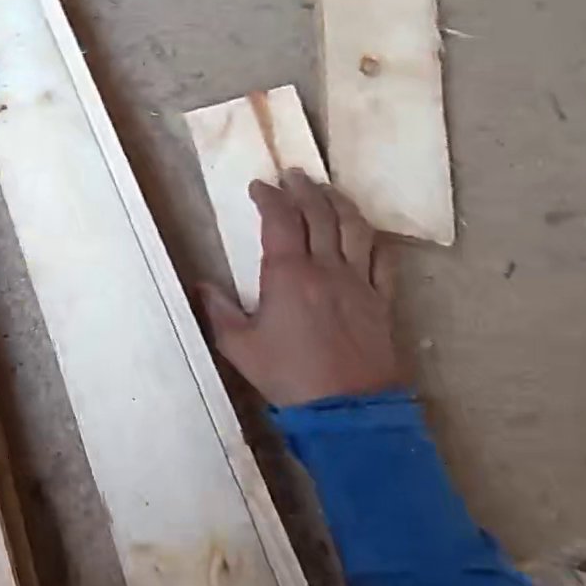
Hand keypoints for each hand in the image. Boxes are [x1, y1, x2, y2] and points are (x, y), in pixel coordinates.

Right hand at [200, 171, 403, 405]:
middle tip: (293, 175)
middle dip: (304, 189)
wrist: (346, 410)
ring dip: (339, 202)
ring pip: (354, 227)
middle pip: (319, 213)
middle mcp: (327, 267)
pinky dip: (372, 237)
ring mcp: (359, 281)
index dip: (269, 197)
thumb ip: (218, 311)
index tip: (259, 187)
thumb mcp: (239, 346)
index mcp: (289, 274)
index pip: (280, 220)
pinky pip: (383, 258)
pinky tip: (364, 232)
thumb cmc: (288, 375)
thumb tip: (202, 285)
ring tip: (328, 190)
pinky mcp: (382, 300)